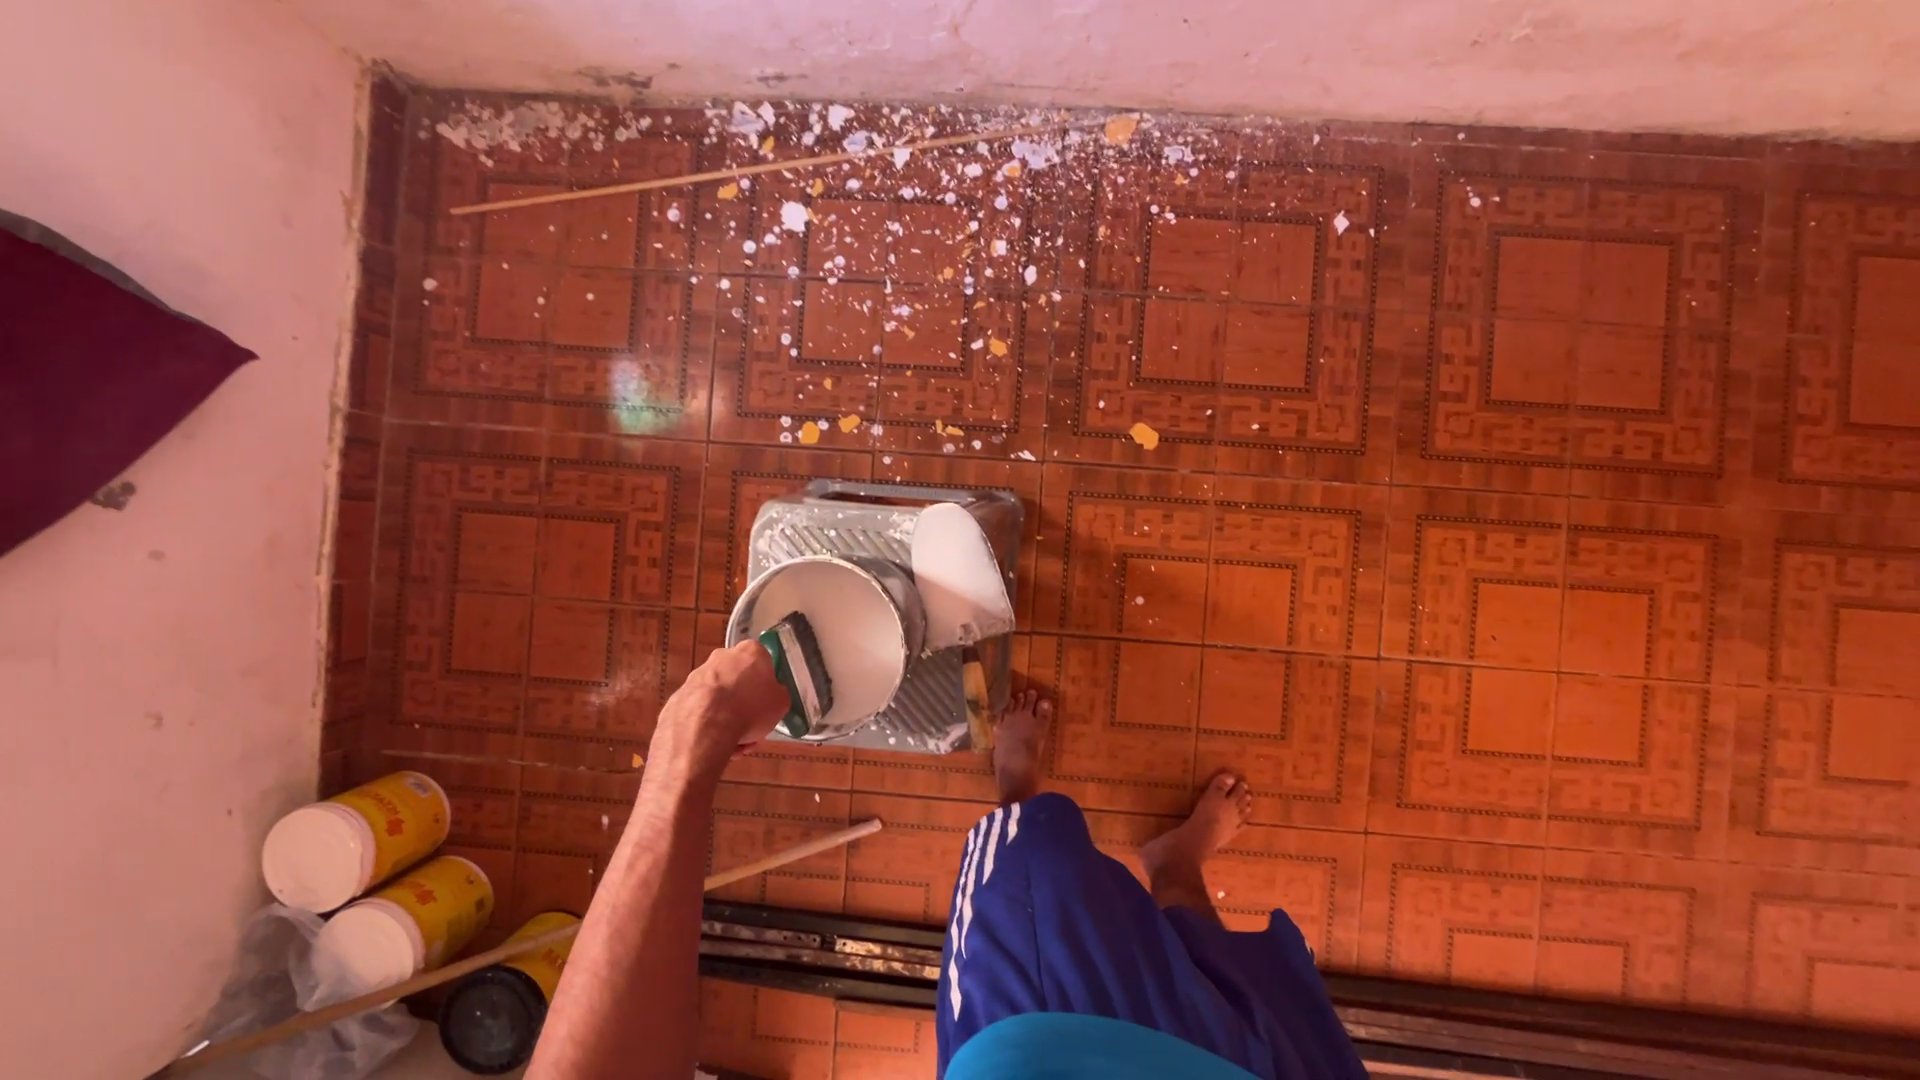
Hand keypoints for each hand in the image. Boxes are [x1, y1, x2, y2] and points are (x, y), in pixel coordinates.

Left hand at [649, 639, 790, 781]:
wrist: (703, 729)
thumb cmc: (750, 709)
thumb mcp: (781, 704)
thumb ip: (777, 695)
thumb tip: (771, 698)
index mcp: (749, 651)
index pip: (763, 661)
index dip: (767, 684)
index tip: (768, 703)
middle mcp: (720, 657)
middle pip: (738, 681)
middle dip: (744, 703)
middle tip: (753, 726)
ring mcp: (695, 677)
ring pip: (718, 699)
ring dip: (727, 718)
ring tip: (734, 743)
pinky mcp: (678, 698)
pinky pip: (700, 712)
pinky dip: (707, 726)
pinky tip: (714, 744)